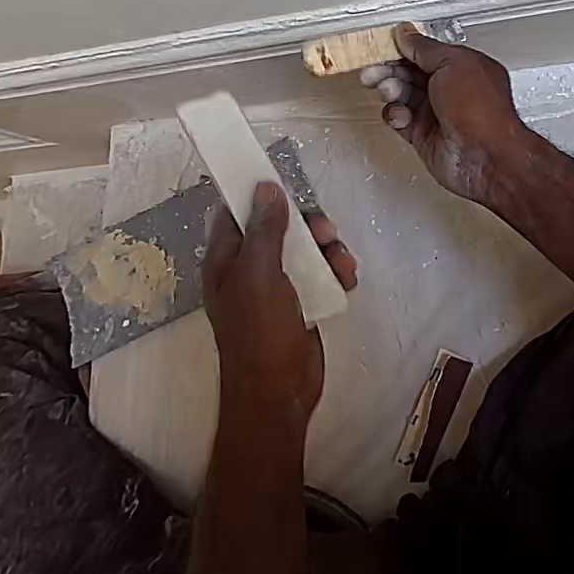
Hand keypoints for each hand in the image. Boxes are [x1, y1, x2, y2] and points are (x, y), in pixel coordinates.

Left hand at [203, 183, 353, 426]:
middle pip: (277, 226)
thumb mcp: (258, 273)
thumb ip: (263, 228)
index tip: (282, 181)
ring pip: (302, 249)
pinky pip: (317, 274)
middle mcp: (247, 266)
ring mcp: (274, 285)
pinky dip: (334, 272)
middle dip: (304, 224)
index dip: (256, 193)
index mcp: (225, 257)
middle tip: (325, 231)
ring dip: (326, 249)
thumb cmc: (259, 330)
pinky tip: (347, 278)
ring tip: (342, 262)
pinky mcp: (299, 301)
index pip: (235, 212)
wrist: (279, 393)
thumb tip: (265, 187)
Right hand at [361, 24, 533, 203]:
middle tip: (373, 71)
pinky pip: (398, 118)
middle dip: (388, 70)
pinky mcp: (422, 133)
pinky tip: (400, 116)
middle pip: (407, 72)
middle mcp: (448, 88)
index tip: (383, 48)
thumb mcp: (452, 63)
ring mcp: (435, 111)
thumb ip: (424, 48)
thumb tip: (406, 34)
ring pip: (400, 94)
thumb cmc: (480, 111)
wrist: (483, 156)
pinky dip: (394, 115)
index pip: (424, 52)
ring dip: (389, 91)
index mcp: (461, 66)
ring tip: (389, 92)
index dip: (402, 49)